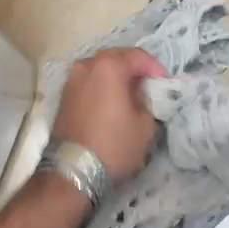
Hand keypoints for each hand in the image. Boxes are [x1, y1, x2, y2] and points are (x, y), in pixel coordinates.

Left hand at [52, 47, 165, 181]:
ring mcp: (72, 79)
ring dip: (116, 77)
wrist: (71, 171)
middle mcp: (87, 65)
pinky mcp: (64, 95)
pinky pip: (89, 82)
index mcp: (109, 66)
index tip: (164, 83)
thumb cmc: (113, 144)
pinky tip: (111, 103)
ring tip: (130, 95)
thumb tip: (141, 97)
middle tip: (149, 86)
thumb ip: (148, 102)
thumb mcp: (145, 126)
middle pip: (117, 58)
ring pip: (100, 69)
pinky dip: (102, 87)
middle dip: (135, 69)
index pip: (138, 56)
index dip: (155, 68)